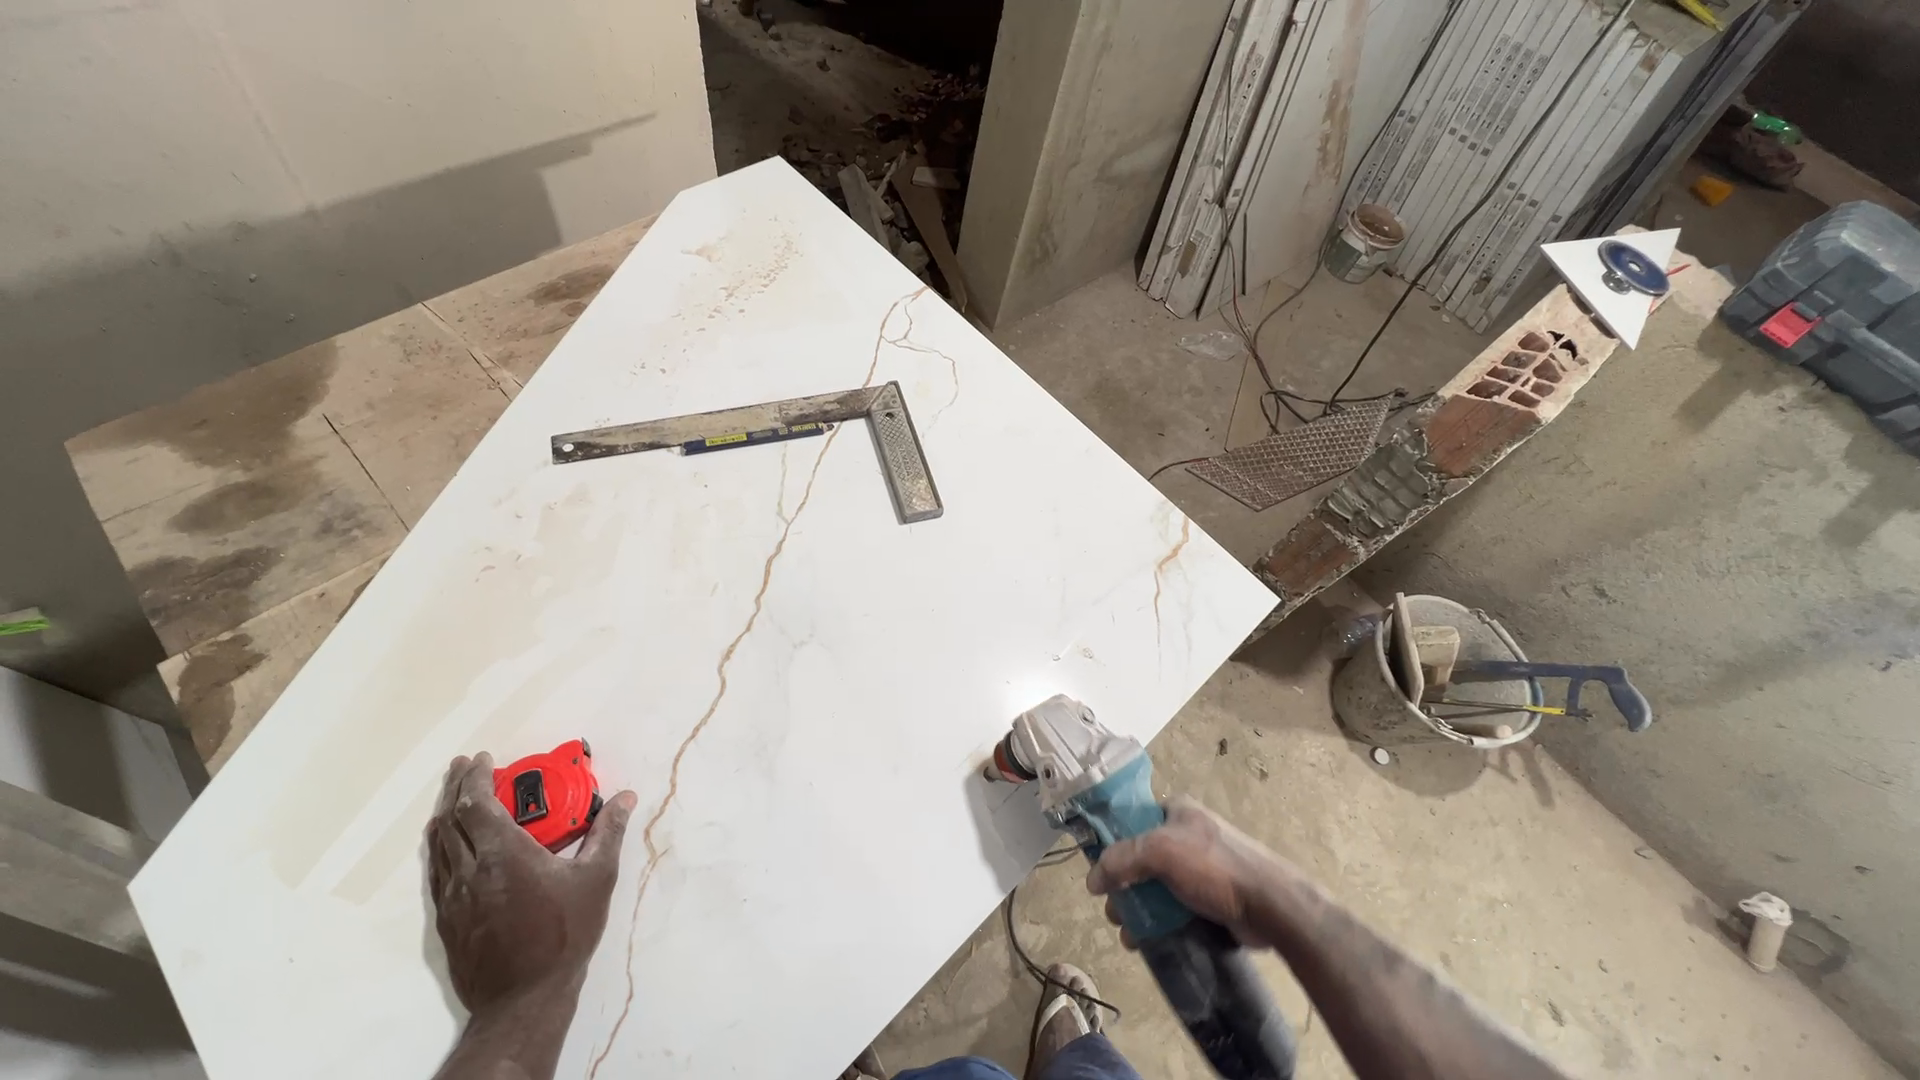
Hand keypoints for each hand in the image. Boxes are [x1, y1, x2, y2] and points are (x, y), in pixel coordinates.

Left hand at [427, 753, 637, 1017]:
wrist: (523, 998)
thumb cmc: (565, 933)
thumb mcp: (597, 879)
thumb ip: (608, 833)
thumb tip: (626, 798)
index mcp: (504, 854)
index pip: (477, 804)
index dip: (475, 777)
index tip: (482, 758)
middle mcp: (470, 870)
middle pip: (450, 819)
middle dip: (456, 788)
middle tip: (464, 766)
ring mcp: (453, 896)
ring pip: (438, 845)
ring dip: (445, 815)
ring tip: (455, 799)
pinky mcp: (446, 919)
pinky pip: (437, 870)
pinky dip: (441, 846)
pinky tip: (451, 846)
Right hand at [1085, 795, 1293, 949]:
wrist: (1271, 906)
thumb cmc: (1215, 867)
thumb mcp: (1161, 851)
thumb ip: (1122, 860)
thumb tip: (1091, 880)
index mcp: (1177, 811)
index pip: (1133, 819)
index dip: (1112, 843)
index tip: (1098, 870)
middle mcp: (1187, 835)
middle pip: (1140, 859)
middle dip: (1122, 886)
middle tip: (1114, 911)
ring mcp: (1200, 868)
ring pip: (1155, 887)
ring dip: (1137, 910)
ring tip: (1127, 934)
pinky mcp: (1210, 898)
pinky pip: (1173, 908)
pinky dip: (1157, 923)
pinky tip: (1145, 942)